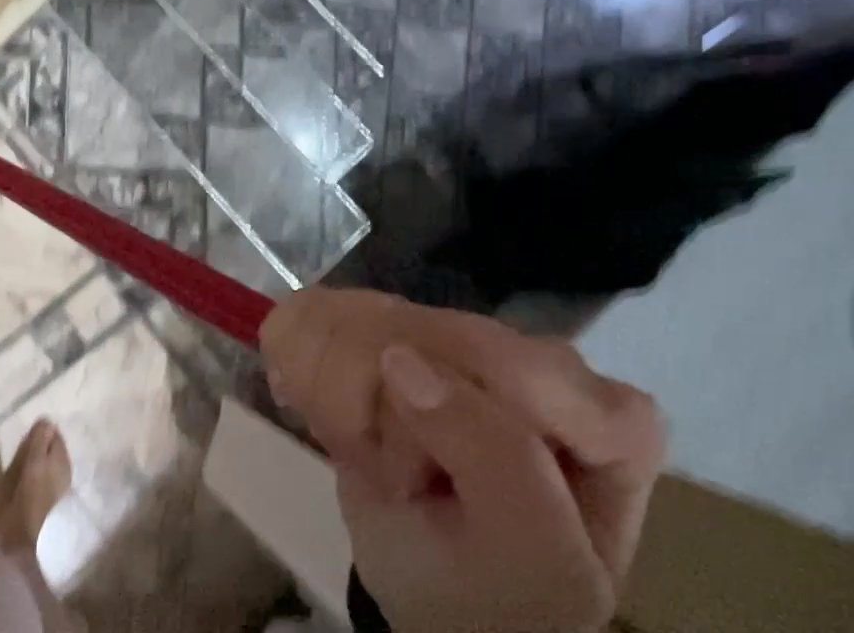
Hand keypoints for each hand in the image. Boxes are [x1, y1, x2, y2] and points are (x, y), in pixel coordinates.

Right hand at [261, 289, 664, 632]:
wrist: (436, 595)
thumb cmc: (492, 592)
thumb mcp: (526, 556)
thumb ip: (496, 460)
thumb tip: (399, 360)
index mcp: (605, 415)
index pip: (493, 359)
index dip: (429, 415)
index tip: (411, 483)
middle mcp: (539, 358)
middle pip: (415, 330)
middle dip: (372, 406)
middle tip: (387, 478)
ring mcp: (463, 338)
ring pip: (354, 316)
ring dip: (330, 390)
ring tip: (359, 449)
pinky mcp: (399, 329)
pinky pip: (320, 311)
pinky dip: (301, 365)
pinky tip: (327, 413)